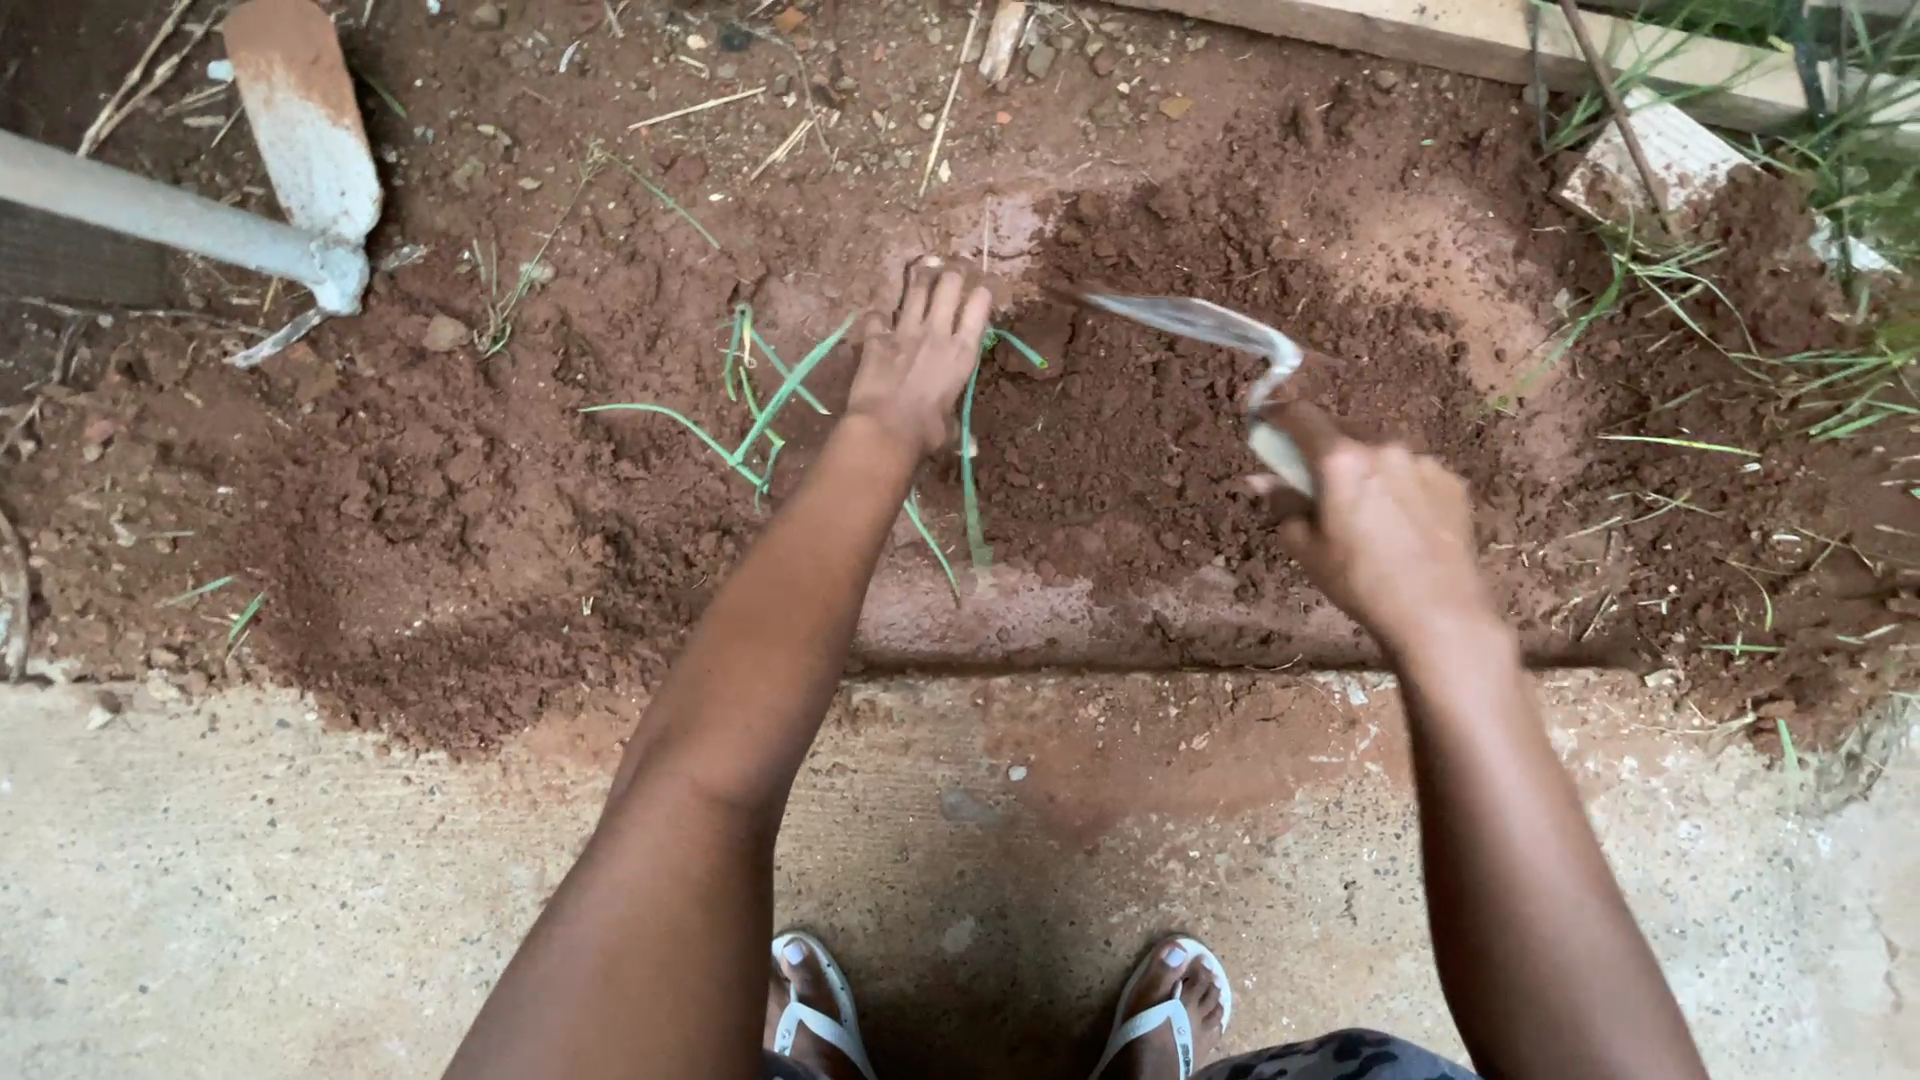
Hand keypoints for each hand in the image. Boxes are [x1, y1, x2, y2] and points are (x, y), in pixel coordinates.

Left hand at [846, 258, 993, 455]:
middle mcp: (937, 333)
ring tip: (923, 270)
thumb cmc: (927, 431)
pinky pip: (876, 316)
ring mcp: (904, 331)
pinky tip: (878, 316)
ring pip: (916, 290)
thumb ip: (958, 431)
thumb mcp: (949, 430)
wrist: (886, 428)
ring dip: (920, 280)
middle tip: (951, 272)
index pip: (979, 307)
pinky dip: (877, 315)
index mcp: (962, 352)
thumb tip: (972, 450)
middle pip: (949, 286)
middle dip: (952, 275)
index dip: (981, 293)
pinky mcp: (876, 338)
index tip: (981, 289)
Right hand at [1255, 402, 1501, 660]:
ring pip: (1379, 451)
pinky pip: (1411, 470)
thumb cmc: (1359, 581)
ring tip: (1363, 510)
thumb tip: (1259, 479)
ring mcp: (1424, 461)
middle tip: (1316, 484)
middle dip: (1323, 450)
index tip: (1266, 423)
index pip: (1301, 414)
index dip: (1278, 414)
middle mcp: (1384, 447)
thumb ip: (1282, 503)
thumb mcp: (1305, 547)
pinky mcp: (1452, 481)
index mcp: (1340, 460)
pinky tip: (1398, 522)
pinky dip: (1395, 484)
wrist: (1439, 613)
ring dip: (1362, 467)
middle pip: (1342, 431)